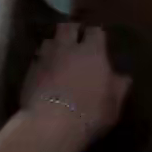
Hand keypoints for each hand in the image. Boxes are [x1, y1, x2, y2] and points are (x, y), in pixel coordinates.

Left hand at [15, 22, 129, 148]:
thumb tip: (123, 77)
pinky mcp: (29, 71)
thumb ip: (119, 86)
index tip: (98, 40)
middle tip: (76, 38)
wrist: (50, 124)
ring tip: (58, 54)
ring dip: (54, 44)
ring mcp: (45, 58)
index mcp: (92, 52)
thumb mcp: (113, 103)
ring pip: (48, 40)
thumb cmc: (90, 112)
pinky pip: (36, 59)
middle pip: (67, 27)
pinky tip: (44, 72)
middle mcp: (67, 48)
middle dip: (72, 30)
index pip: (95, 31)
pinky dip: (41, 62)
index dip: (96, 34)